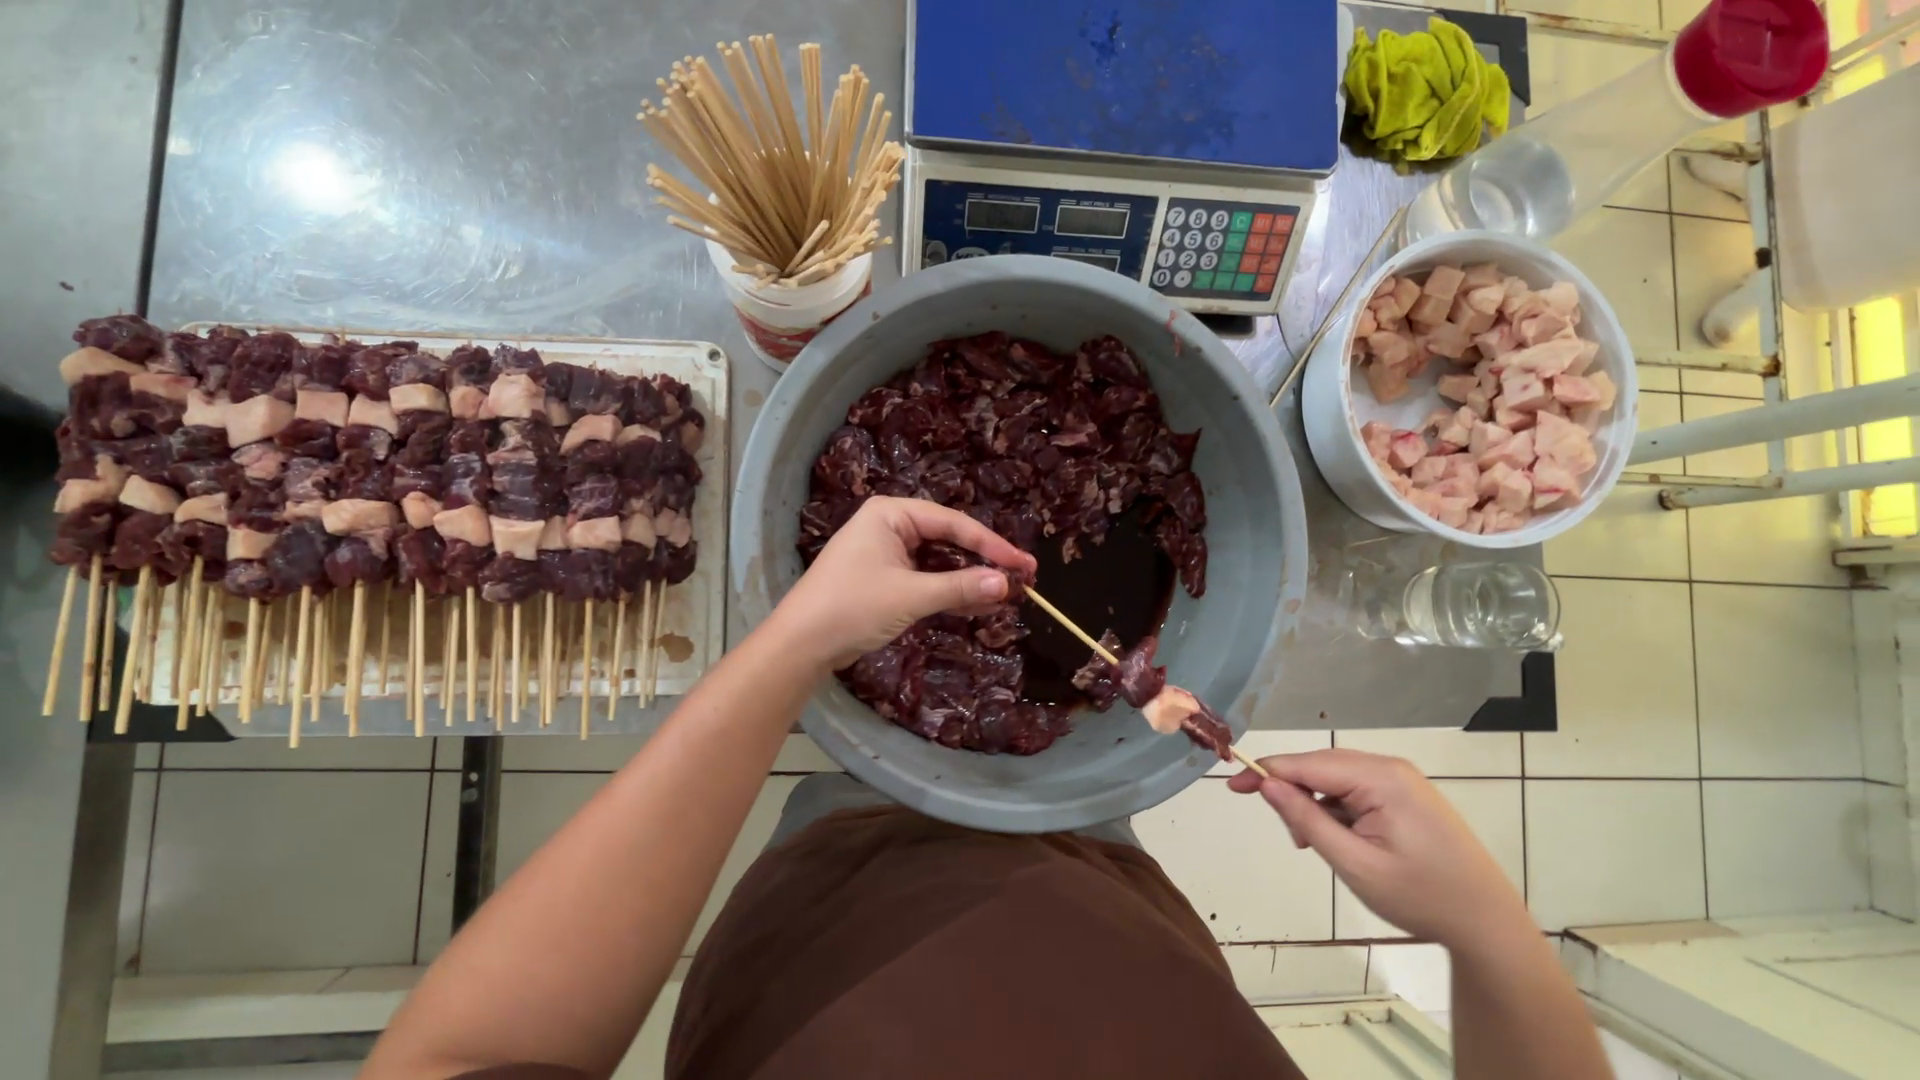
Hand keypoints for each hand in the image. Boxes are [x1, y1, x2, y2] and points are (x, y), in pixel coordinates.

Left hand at [773, 496, 1036, 670]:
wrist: (800, 644)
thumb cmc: (851, 607)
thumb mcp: (910, 596)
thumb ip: (960, 587)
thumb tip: (1007, 584)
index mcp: (891, 514)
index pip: (953, 523)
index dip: (991, 545)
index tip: (1024, 564)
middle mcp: (890, 527)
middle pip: (949, 540)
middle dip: (984, 562)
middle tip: (1024, 577)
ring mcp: (888, 555)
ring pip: (940, 564)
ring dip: (970, 581)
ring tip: (1009, 595)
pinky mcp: (886, 581)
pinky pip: (927, 581)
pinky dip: (951, 594)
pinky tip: (981, 606)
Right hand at [1229, 749, 1529, 948]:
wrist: (1486, 922)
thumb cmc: (1419, 896)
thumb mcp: (1353, 863)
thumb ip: (1307, 819)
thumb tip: (1267, 784)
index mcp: (1380, 778)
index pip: (1306, 763)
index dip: (1265, 772)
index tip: (1231, 786)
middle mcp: (1390, 767)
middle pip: (1320, 766)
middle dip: (1293, 793)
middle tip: (1292, 839)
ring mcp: (1401, 779)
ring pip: (1335, 777)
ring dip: (1316, 804)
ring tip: (1318, 845)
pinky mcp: (1406, 794)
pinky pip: (1355, 788)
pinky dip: (1337, 809)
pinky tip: (1341, 839)